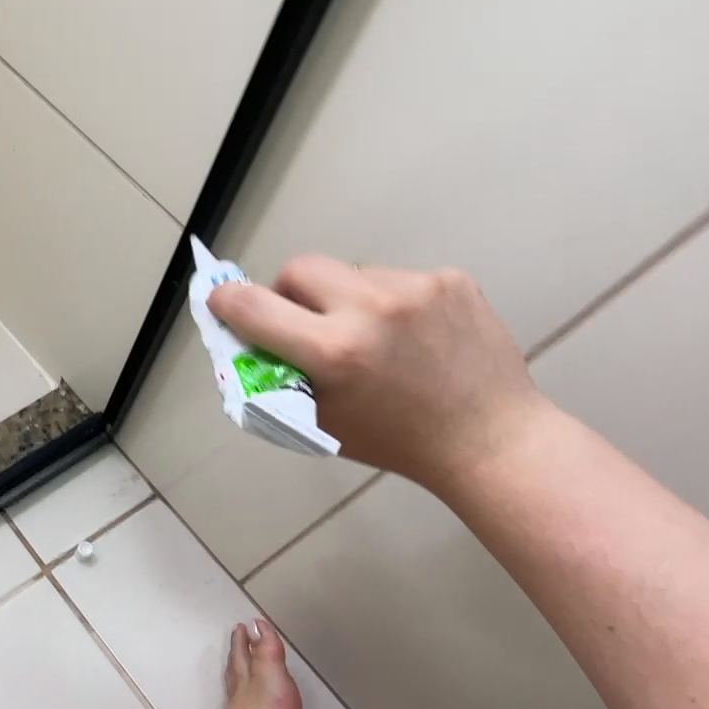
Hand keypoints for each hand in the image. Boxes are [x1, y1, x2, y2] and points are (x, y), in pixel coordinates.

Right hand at [206, 254, 550, 486]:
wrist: (487, 437)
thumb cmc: (392, 440)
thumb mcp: (317, 419)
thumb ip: (277, 377)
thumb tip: (245, 342)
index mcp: (332, 351)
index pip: (253, 306)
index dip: (226, 301)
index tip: (220, 302)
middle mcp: (370, 308)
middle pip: (299, 268)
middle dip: (288, 292)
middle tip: (300, 322)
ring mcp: (415, 288)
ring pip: (349, 274)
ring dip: (342, 299)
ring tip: (369, 338)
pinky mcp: (449, 279)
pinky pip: (393, 279)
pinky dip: (386, 303)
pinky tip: (408, 337)